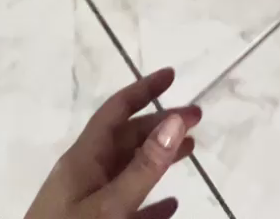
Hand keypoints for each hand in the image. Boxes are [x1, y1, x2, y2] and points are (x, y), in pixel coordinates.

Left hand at [24, 68, 199, 218]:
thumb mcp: (110, 208)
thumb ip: (144, 166)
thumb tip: (177, 117)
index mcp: (82, 161)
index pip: (116, 111)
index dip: (144, 89)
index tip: (173, 75)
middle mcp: (82, 177)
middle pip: (125, 139)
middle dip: (160, 124)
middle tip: (197, 118)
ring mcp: (82, 207)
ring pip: (126, 171)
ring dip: (157, 158)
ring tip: (189, 151)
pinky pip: (124, 207)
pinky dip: (148, 202)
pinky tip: (169, 207)